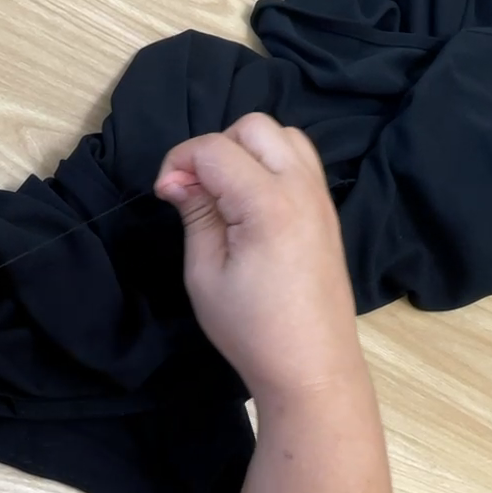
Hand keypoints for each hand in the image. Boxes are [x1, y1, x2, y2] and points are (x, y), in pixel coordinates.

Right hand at [155, 113, 359, 403]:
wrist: (311, 366)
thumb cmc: (250, 328)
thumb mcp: (204, 274)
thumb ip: (195, 214)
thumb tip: (177, 179)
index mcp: (268, 204)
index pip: (214, 148)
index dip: (178, 162)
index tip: (165, 195)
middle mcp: (301, 188)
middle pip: (253, 127)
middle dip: (214, 148)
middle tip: (195, 191)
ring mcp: (320, 197)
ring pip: (282, 135)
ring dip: (245, 151)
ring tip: (224, 193)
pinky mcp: (326, 211)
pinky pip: (299, 160)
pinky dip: (269, 164)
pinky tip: (250, 204)